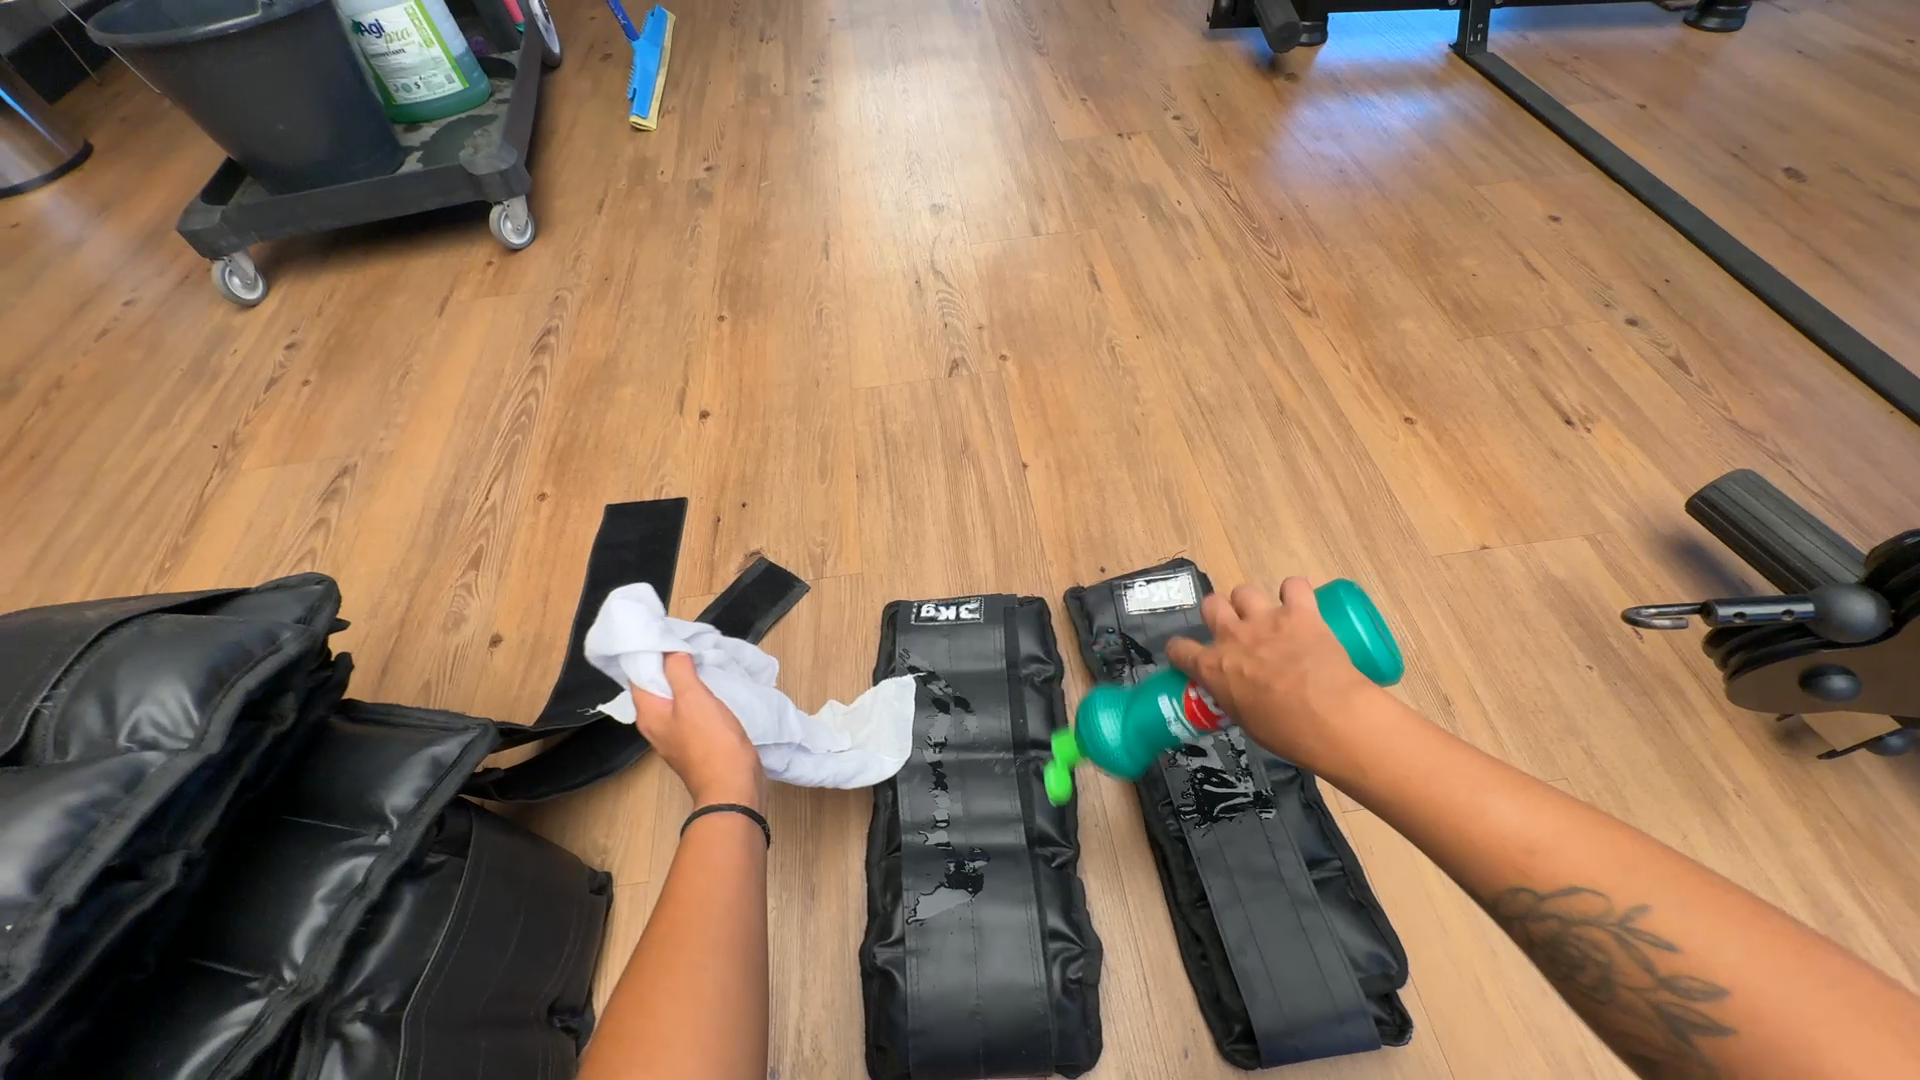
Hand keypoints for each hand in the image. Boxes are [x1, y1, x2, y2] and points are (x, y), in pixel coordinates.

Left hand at [631, 653, 766, 811]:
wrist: (733, 786)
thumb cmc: (711, 742)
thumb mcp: (694, 698)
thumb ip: (679, 671)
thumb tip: (671, 651)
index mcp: (648, 713)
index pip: (637, 674)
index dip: (648, 652)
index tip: (665, 633)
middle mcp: (655, 724)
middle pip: (655, 686)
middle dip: (668, 664)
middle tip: (687, 642)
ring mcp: (675, 735)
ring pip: (674, 698)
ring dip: (685, 679)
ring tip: (702, 659)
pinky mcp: (694, 741)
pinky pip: (689, 710)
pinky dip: (697, 695)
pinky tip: (713, 686)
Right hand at [1166, 577, 1382, 770]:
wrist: (1329, 718)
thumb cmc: (1285, 732)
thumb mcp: (1244, 719)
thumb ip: (1234, 696)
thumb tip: (1240, 693)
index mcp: (1213, 667)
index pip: (1180, 649)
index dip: (1182, 650)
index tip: (1189, 654)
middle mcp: (1232, 636)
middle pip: (1211, 604)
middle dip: (1220, 613)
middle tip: (1236, 629)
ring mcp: (1265, 620)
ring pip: (1245, 590)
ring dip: (1252, 603)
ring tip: (1268, 617)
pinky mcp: (1300, 612)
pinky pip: (1293, 585)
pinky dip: (1296, 592)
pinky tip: (1301, 604)